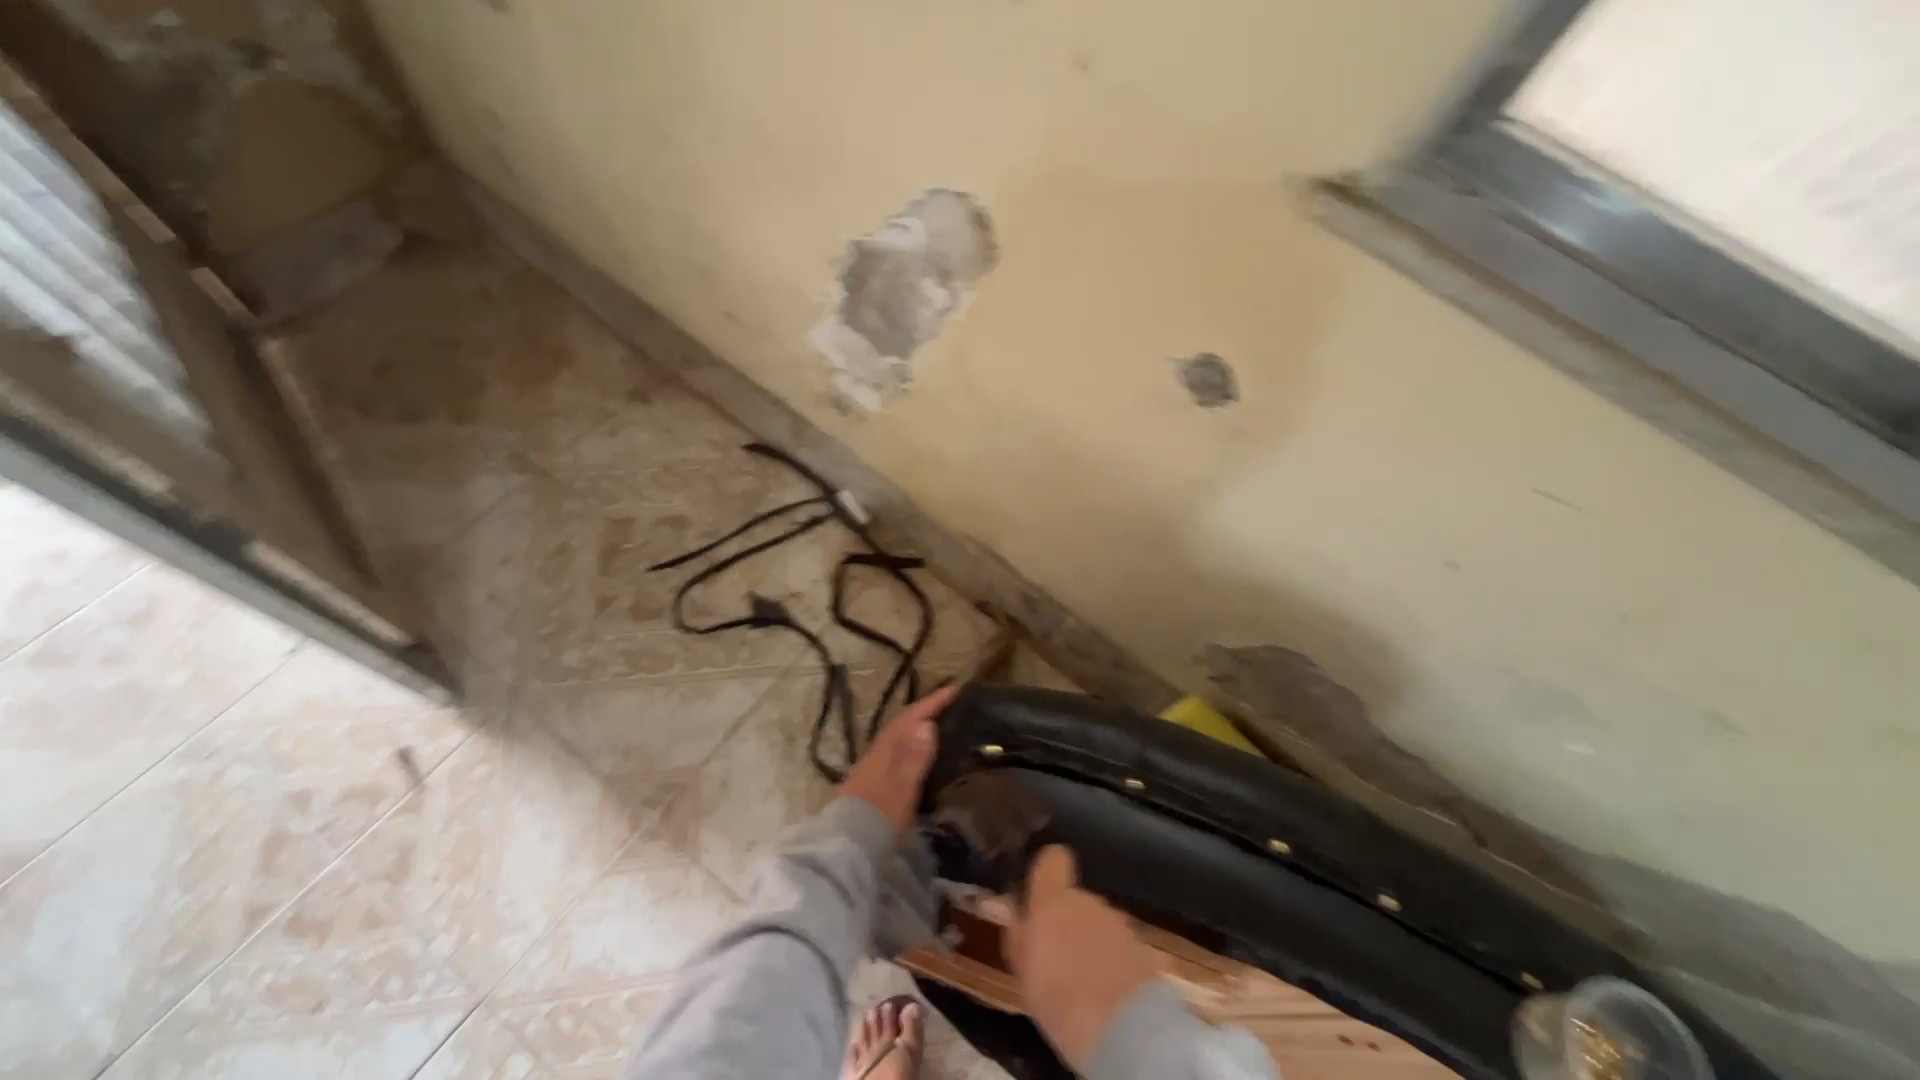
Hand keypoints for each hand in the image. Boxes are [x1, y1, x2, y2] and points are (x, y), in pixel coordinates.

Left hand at [839, 684, 956, 833]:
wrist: (847, 846)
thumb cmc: (879, 815)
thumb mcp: (902, 788)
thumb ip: (914, 758)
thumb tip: (928, 724)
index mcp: (885, 750)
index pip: (910, 718)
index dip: (932, 702)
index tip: (956, 689)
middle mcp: (877, 754)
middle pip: (902, 726)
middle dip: (925, 713)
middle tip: (950, 707)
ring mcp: (872, 770)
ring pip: (898, 741)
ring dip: (917, 730)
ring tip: (940, 728)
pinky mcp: (872, 786)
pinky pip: (896, 757)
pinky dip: (911, 750)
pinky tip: (920, 760)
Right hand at [1006, 846, 1159, 1070]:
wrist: (1124, 1031)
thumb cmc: (1059, 1000)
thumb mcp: (1023, 973)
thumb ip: (1018, 935)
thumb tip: (1010, 909)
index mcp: (1055, 901)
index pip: (1053, 859)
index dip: (1047, 871)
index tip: (1039, 894)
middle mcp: (1090, 902)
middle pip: (1076, 899)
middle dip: (1068, 921)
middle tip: (1057, 958)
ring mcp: (1121, 923)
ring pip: (1099, 923)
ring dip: (1091, 943)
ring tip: (1084, 982)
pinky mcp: (1145, 948)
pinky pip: (1120, 946)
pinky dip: (1114, 962)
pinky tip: (1108, 993)